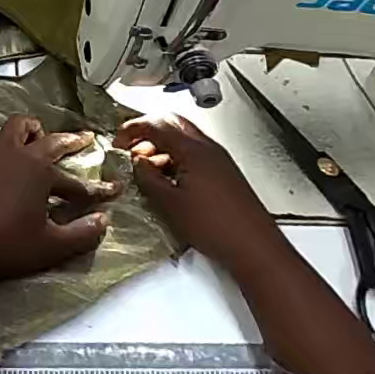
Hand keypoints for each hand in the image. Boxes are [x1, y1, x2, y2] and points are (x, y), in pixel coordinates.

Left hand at [0, 115, 116, 287]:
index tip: (116, 189)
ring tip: (38, 137)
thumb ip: (82, 234)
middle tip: (84, 138)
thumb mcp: (52, 246)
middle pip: (50, 141)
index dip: (99, 189)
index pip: (77, 183)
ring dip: (30, 129)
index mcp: (41, 172)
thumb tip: (104, 221)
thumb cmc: (8, 245)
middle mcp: (19, 155)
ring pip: (14, 126)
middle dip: (70, 141)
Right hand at [116, 114, 283, 269]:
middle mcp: (208, 148)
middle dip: (147, 131)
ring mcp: (219, 159)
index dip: (132, 129)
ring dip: (161, 145)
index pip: (157, 124)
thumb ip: (148, 177)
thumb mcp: (169, 203)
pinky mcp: (224, 173)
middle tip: (130, 147)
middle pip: (172, 123)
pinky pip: (194, 153)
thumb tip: (137, 163)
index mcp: (193, 149)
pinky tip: (168, 178)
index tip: (118, 142)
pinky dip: (175, 157)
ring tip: (145, 166)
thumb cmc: (214, 226)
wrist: (256, 250)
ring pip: (184, 138)